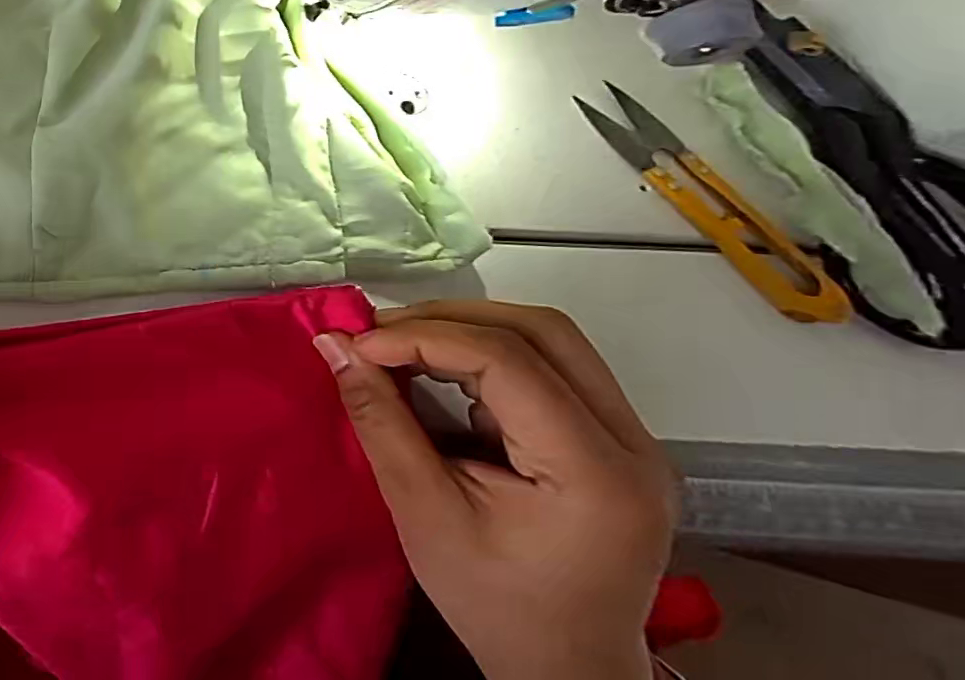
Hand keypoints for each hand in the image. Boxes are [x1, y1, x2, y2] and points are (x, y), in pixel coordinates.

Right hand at [314, 300, 676, 679]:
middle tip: (380, 334)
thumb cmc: (493, 603)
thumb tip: (333, 344)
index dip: (424, 337)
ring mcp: (631, 437)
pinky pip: (548, 362)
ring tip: (403, 345)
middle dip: (449, 319)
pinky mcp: (612, 436)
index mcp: (594, 473)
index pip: (507, 361)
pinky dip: (483, 352)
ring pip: (548, 337)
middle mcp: (632, 443)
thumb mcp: (421, 512)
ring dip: (467, 328)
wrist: (566, 669)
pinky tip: (440, 370)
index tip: (357, 343)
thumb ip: (379, 419)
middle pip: (541, 331)